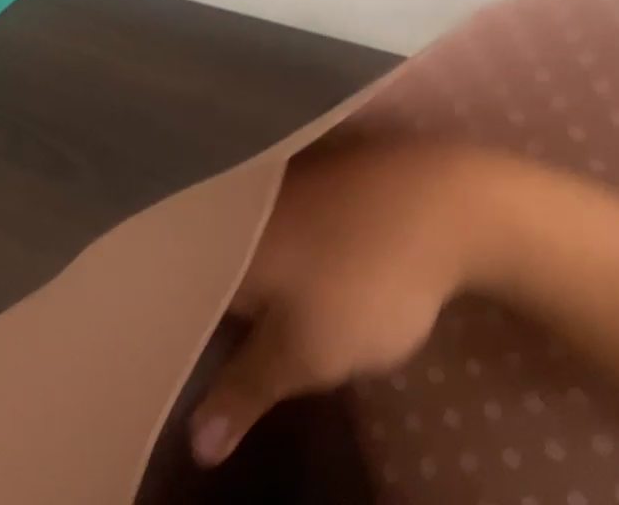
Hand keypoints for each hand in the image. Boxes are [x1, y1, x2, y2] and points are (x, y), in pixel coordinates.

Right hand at [189, 139, 510, 465]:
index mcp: (213, 240)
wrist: (447, 203)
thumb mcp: (305, 355)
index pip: (170, 291)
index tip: (181, 367)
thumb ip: (244, 393)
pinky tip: (293, 267)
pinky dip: (269, 247)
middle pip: (199, 262)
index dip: (173, 336)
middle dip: (205, 307)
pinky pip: (265, 218)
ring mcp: (267, 183)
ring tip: (258, 313)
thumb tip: (197, 445)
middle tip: (223, 347)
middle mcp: (228, 202)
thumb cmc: (364, 283)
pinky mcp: (302, 173)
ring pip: (234, 239)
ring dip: (241, 275)